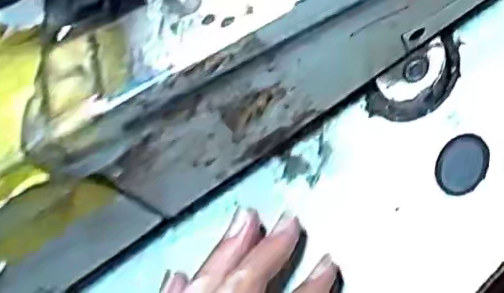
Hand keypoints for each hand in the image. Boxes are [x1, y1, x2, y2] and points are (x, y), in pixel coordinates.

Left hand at [161, 209, 337, 292]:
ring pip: (205, 283)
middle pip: (244, 282)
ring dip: (226, 252)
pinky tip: (178, 274)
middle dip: (269, 249)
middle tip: (288, 219)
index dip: (313, 284)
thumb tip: (317, 277)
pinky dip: (175, 290)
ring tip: (242, 220)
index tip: (328, 263)